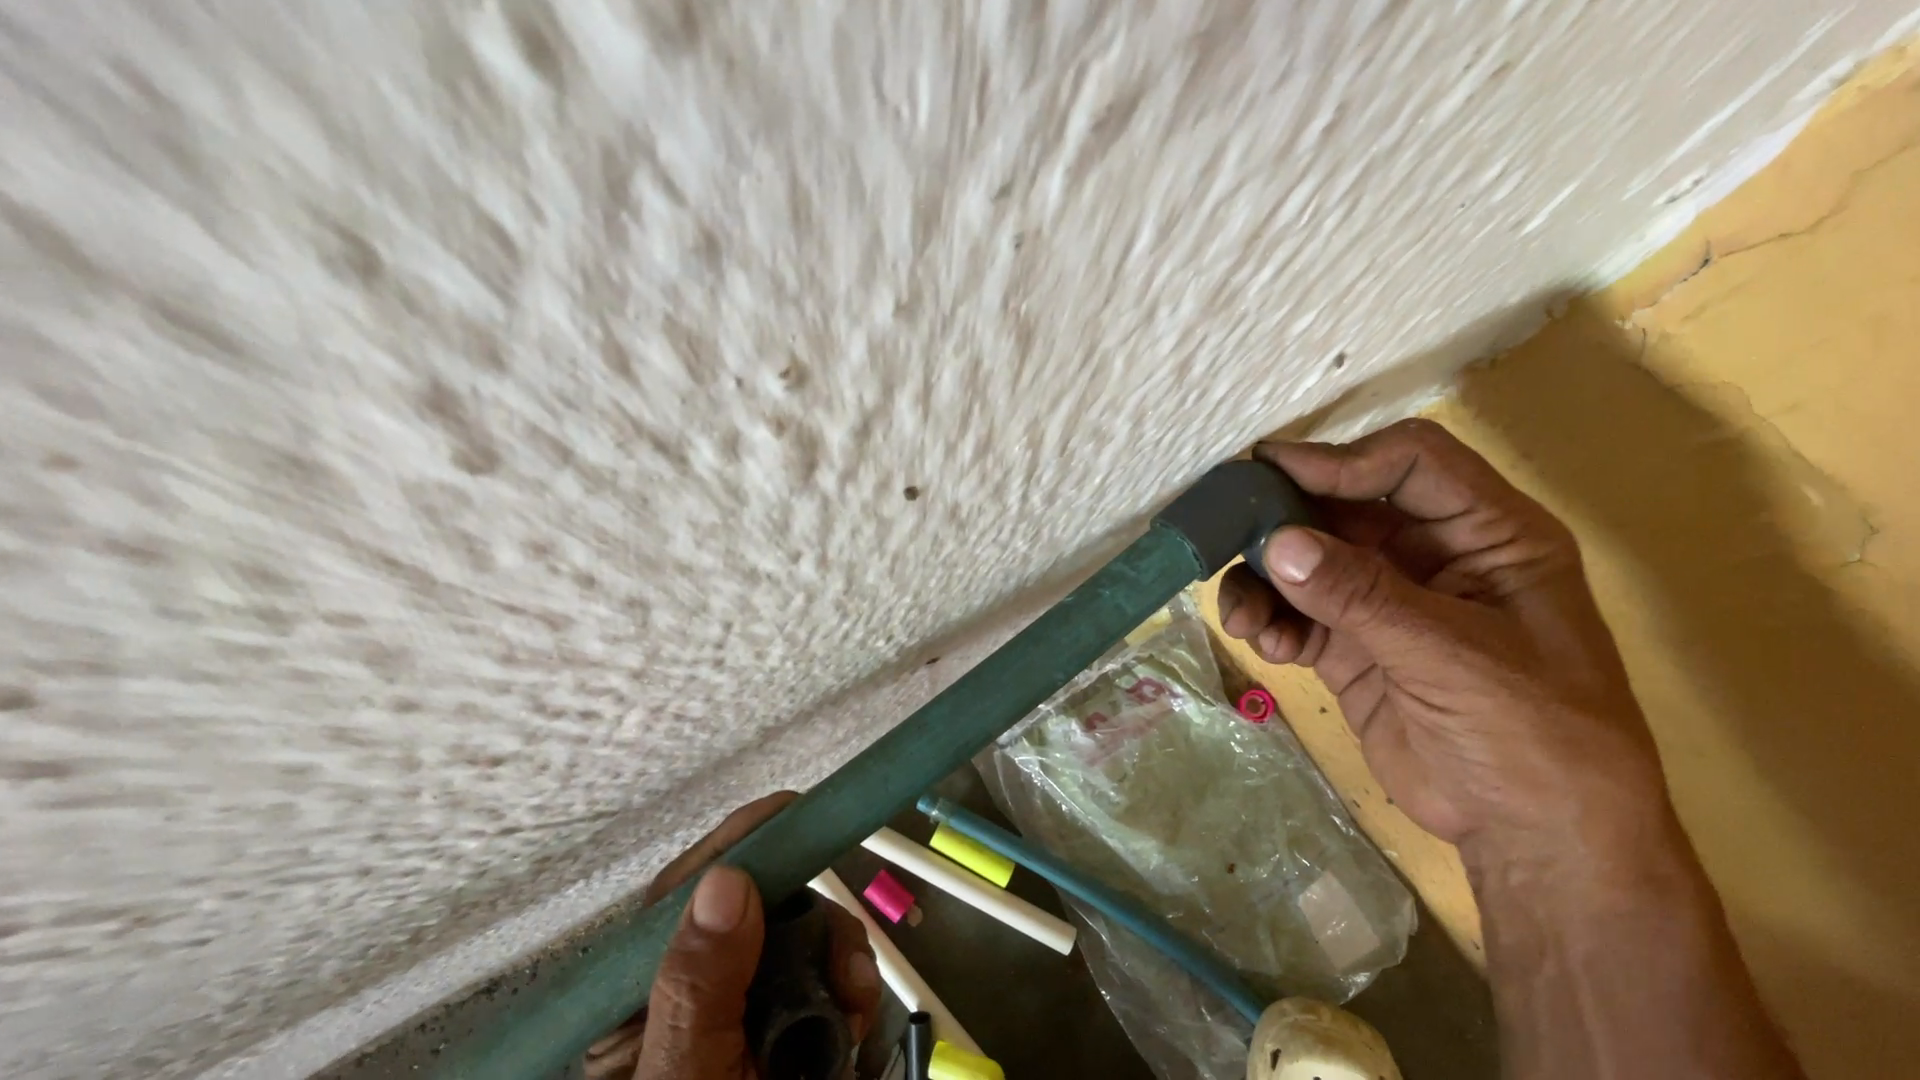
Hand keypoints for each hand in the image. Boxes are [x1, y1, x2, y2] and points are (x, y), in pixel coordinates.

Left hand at [594, 792, 881, 1079]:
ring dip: (841, 967)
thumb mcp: (683, 1077)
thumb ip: (697, 985)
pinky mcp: (787, 1032)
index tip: (793, 810)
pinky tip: (850, 1033)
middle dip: (817, 923)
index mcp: (647, 990)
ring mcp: (746, 1009)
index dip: (742, 841)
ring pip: (806, 942)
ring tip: (850, 1018)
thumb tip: (730, 879)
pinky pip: (829, 987)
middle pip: (764, 907)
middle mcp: (696, 987)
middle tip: (846, 974)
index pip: (688, 891)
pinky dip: (850, 1001)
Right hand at [1216, 419, 1676, 867]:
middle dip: (1282, 520)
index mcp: (1488, 534)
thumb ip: (1362, 596)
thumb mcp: (1453, 655)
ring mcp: (1388, 602)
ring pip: (1308, 562)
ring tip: (1239, 612)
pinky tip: (1264, 645)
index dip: (1342, 461)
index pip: (1411, 464)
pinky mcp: (1353, 647)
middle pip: (1343, 508)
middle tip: (1221, 530)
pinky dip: (1272, 622)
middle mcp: (1432, 555)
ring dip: (1266, 579)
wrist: (1535, 834)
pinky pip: (1297, 615)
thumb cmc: (1533, 732)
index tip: (1271, 474)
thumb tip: (1275, 544)